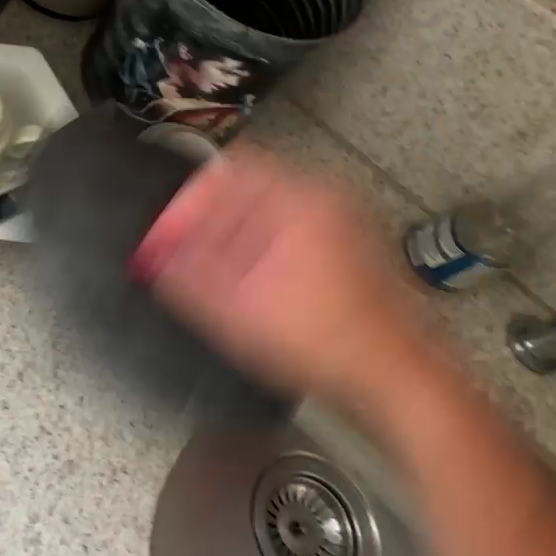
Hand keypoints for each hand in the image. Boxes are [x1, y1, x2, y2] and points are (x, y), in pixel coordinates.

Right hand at [133, 151, 439, 408]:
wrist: (401, 383)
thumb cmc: (323, 341)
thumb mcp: (238, 308)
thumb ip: (187, 274)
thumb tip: (154, 256)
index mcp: (301, 198)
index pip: (226, 173)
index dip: (185, 206)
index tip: (163, 241)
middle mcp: (326, 198)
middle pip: (246, 191)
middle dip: (205, 223)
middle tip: (177, 256)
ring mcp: (344, 223)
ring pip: (267, 213)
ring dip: (230, 239)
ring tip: (206, 276)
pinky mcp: (350, 251)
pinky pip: (290, 233)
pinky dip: (259, 251)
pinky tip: (244, 287)